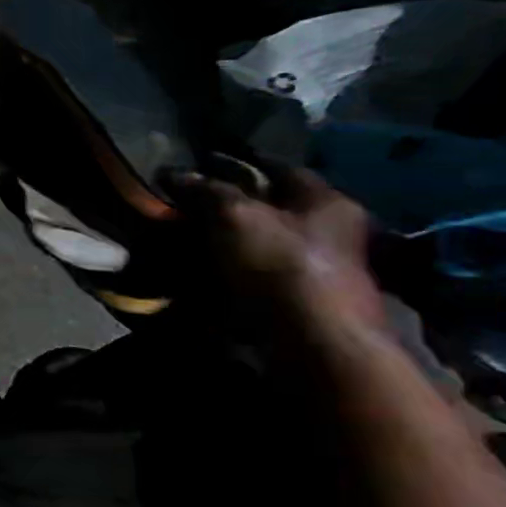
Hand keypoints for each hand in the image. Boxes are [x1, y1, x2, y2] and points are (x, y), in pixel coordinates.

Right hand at [175, 165, 380, 327]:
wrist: (316, 346)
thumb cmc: (280, 265)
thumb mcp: (234, 216)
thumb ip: (206, 190)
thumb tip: (173, 172)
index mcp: (326, 201)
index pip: (281, 167)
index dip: (241, 161)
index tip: (206, 160)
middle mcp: (332, 232)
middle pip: (273, 208)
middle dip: (232, 204)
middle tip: (187, 202)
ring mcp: (320, 272)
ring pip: (264, 243)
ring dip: (229, 241)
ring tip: (186, 238)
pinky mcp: (304, 305)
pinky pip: (259, 276)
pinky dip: (232, 272)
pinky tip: (203, 273)